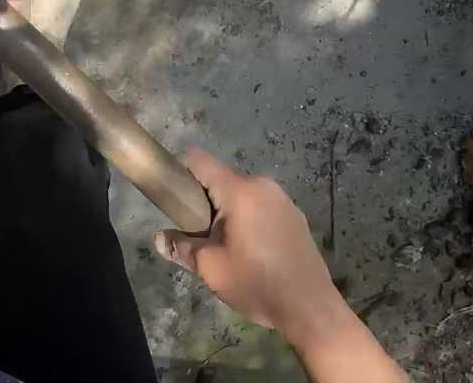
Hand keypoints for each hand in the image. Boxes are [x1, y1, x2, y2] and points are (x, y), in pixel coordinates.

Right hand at [153, 150, 350, 349]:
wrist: (314, 312)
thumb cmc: (258, 285)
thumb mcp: (212, 269)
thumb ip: (182, 247)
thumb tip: (158, 239)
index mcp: (239, 192)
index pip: (198, 159)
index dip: (179, 169)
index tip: (173, 194)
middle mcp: (261, 186)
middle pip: (220, 178)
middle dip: (206, 200)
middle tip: (201, 233)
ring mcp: (282, 199)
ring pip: (241, 193)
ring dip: (229, 211)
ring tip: (229, 245)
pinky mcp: (295, 215)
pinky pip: (261, 205)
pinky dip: (250, 218)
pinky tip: (254, 250)